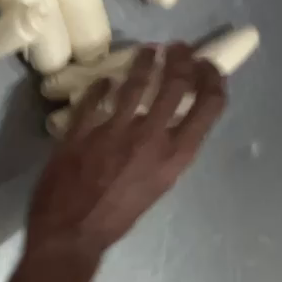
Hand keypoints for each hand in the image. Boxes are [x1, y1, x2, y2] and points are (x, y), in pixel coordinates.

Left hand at [25, 44, 226, 263]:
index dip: (211, 77)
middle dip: (179, 60)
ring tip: (144, 52)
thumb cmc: (115, 218)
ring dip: (141, 65)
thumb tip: (165, 127)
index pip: (209, 103)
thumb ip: (165, 153)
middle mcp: (150, 138)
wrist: (70, 234)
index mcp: (178, 153)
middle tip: (175, 47)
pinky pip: (91, 103)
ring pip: (134, 86)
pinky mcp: (76, 137)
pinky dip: (99, 88)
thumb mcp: (157, 184)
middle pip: (175, 85)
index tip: (206, 63)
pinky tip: (103, 82)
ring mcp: (111, 135)